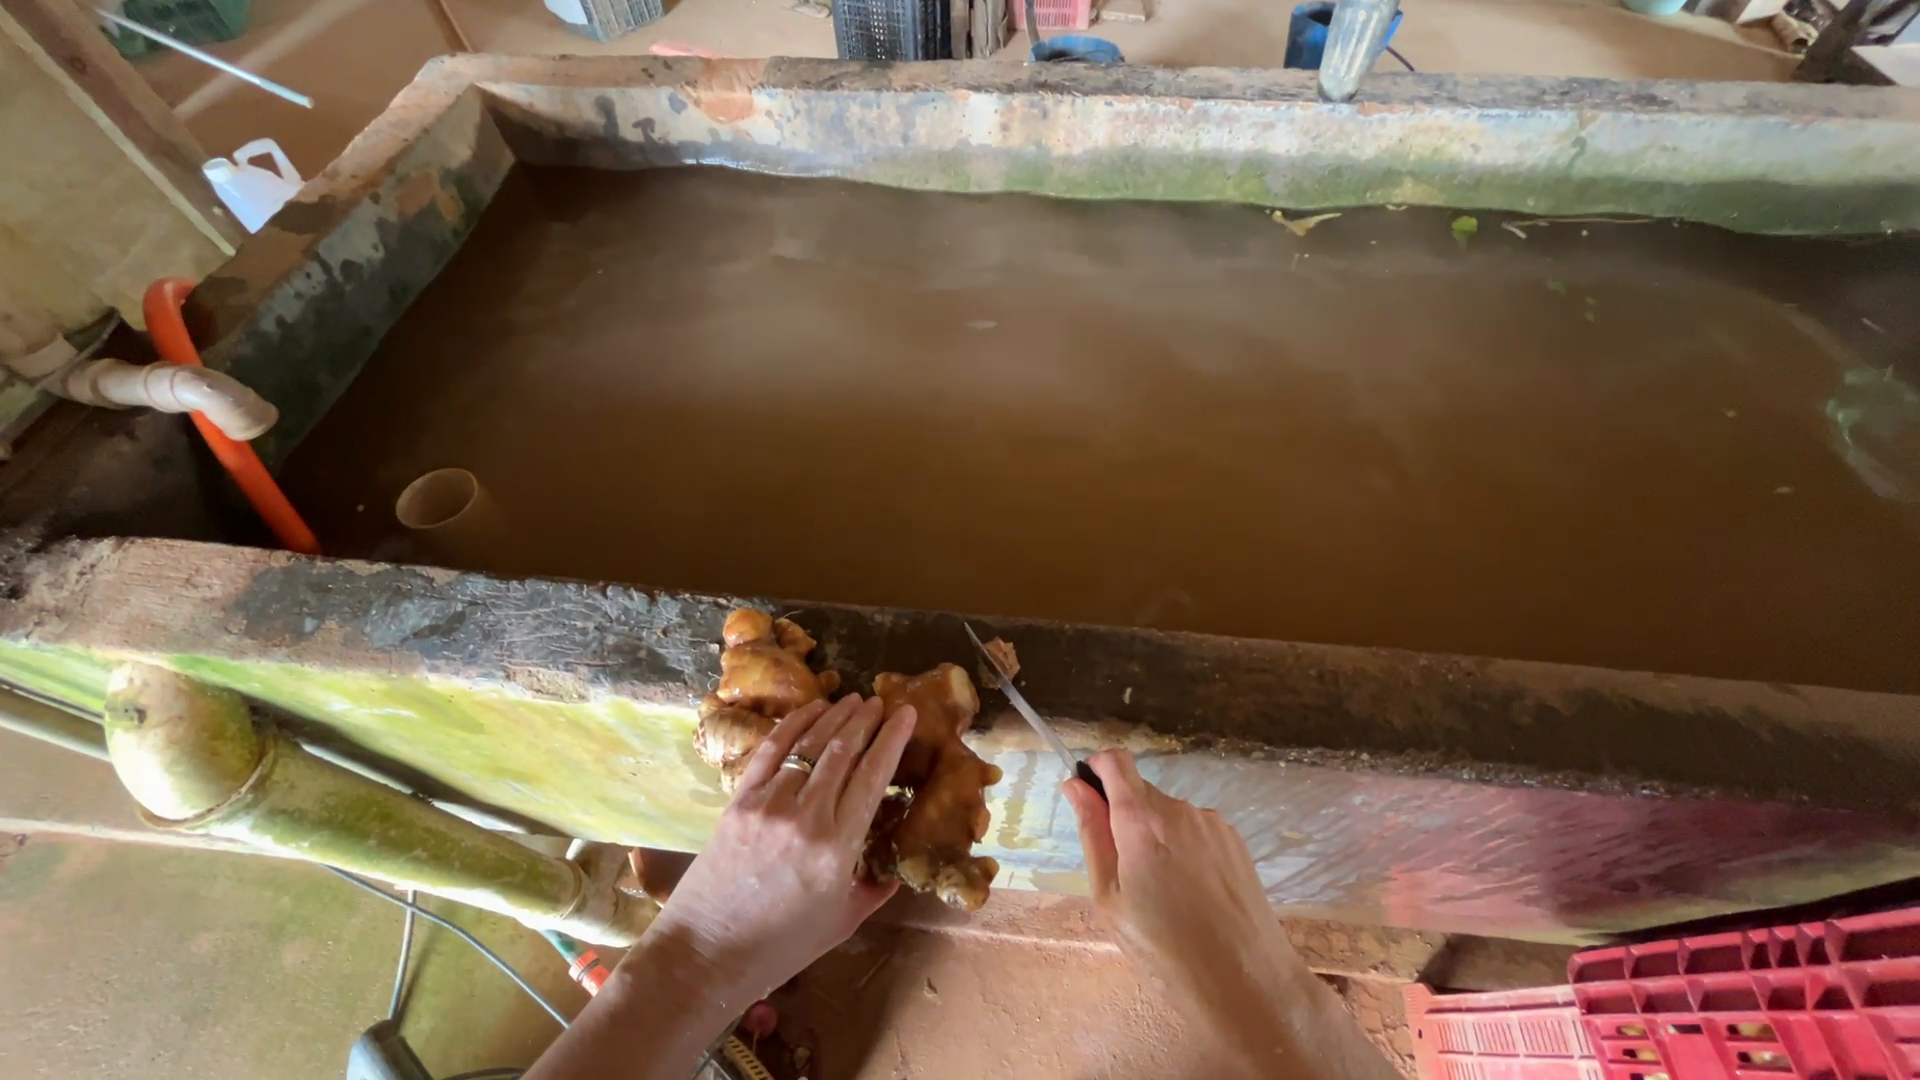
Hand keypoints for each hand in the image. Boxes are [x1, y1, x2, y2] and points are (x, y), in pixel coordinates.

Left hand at [527, 696, 916, 1079]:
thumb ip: (874, 890)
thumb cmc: (779, 947)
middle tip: (882, 702)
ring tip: (855, 700)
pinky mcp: (740, 799)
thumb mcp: (841, 922)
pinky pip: (772, 750)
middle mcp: (807, 817)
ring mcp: (770, 804)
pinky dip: (795, 724)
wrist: (704, 954)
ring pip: (810, 745)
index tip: (907, 713)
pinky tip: (812, 708)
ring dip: (836, 716)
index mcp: (838, 849)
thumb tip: (896, 867)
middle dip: (867, 720)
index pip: (872, 776)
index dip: (892, 739)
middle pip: (844, 751)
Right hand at [1063, 750, 1396, 1079]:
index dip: (1097, 769)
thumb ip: (1092, 832)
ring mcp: (1211, 822)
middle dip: (1125, 817)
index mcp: (1141, 819)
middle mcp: (1178, 808)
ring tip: (1164, 891)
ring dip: (1156, 835)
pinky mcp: (1235, 840)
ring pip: (1168, 813)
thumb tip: (1075, 786)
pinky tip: (1192, 891)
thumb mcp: (1109, 896)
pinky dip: (1184, 847)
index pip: (1115, 760)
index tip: (1091, 799)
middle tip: (1126, 872)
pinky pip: (1195, 829)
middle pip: (1140, 790)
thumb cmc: (1163, 947)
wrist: (1245, 982)